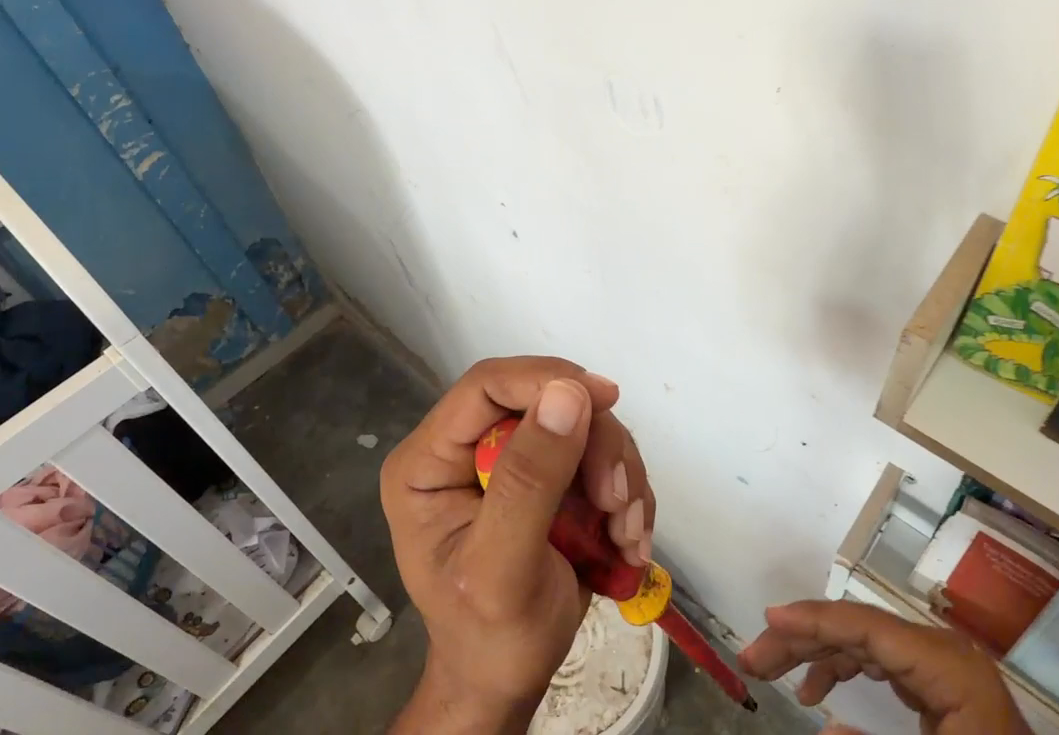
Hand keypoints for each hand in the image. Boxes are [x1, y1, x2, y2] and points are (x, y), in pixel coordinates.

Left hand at [381, 357, 654, 733]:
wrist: (508, 680)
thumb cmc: (490, 638)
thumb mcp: (502, 568)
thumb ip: (529, 482)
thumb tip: (568, 394)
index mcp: (430, 462)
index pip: (486, 386)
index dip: (546, 378)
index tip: (605, 399)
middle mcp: (469, 450)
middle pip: (547, 402)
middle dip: (595, 448)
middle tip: (617, 502)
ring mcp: (514, 462)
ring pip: (584, 427)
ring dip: (618, 477)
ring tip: (626, 535)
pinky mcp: (552, 480)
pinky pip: (603, 459)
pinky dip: (626, 495)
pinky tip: (627, 540)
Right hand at [739, 601, 1032, 734]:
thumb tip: (824, 725)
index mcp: (947, 665)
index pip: (868, 627)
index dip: (815, 620)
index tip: (769, 618)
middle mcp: (941, 652)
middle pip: (858, 630)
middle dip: (802, 640)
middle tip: (752, 659)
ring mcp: (938, 666)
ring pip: (862, 644)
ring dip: (814, 654)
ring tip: (769, 672)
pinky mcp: (935, 684)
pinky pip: (878, 663)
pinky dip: (840, 670)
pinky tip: (814, 692)